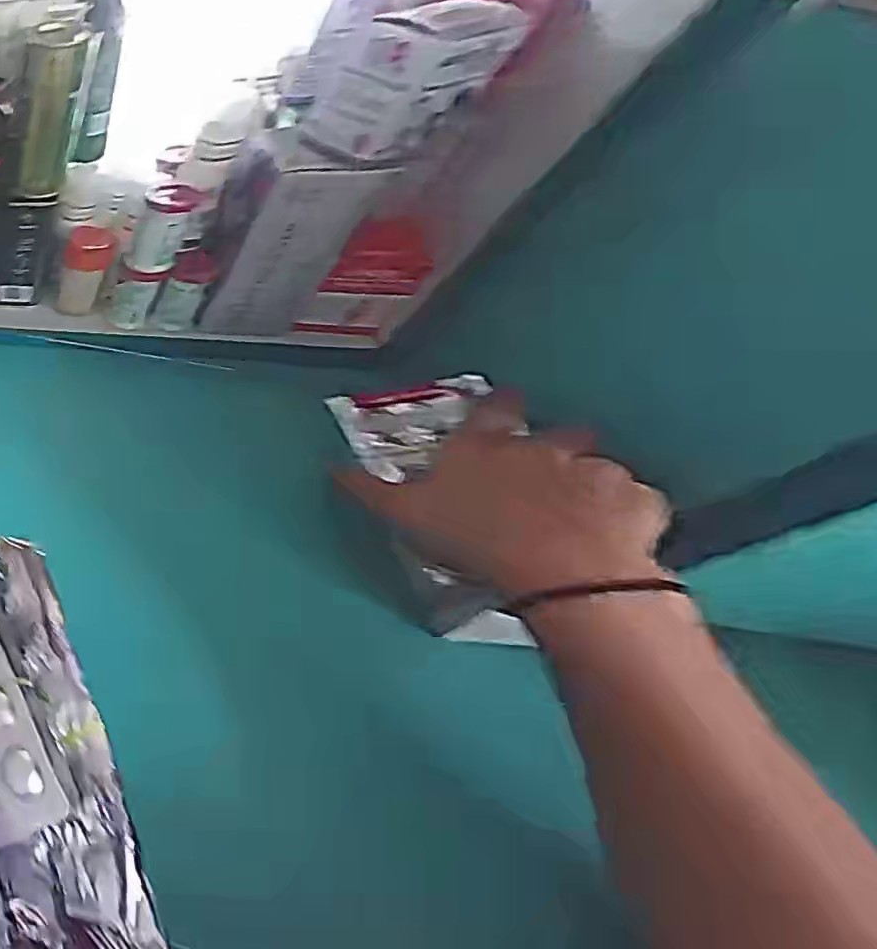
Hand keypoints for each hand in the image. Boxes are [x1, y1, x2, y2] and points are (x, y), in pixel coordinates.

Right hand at [334, 392, 672, 599]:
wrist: (561, 569)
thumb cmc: (471, 534)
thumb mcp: (404, 513)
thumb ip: (368, 488)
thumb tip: (330, 466)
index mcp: (485, 446)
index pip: (493, 408)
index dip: (499, 402)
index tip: (505, 400)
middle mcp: (542, 447)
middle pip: (558, 432)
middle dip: (556, 442)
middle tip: (547, 466)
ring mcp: (597, 471)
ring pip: (598, 467)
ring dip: (589, 481)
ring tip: (579, 511)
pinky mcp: (640, 502)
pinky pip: (636, 501)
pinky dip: (625, 511)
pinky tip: (613, 532)